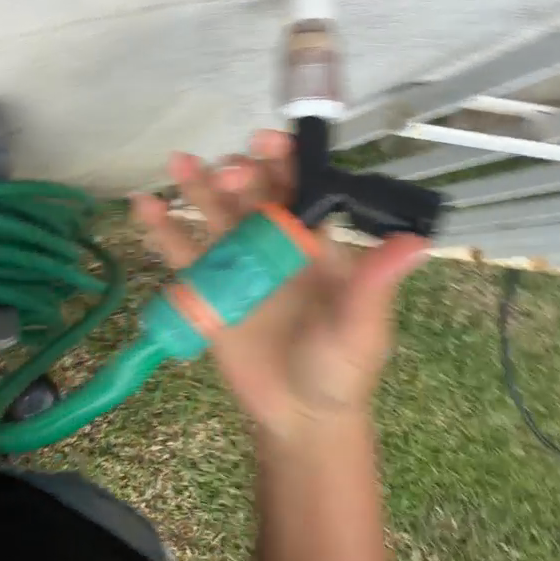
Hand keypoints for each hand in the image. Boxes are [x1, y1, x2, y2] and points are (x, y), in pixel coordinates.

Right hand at [130, 130, 428, 443]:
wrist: (297, 417)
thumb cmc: (339, 372)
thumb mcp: (361, 331)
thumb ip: (375, 288)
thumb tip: (415, 243)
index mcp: (313, 244)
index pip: (300, 188)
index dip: (284, 160)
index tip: (267, 143)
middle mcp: (273, 244)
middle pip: (252, 194)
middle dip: (240, 174)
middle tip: (229, 174)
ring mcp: (236, 264)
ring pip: (213, 214)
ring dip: (197, 185)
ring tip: (180, 162)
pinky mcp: (205, 289)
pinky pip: (181, 252)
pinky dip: (162, 227)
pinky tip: (144, 203)